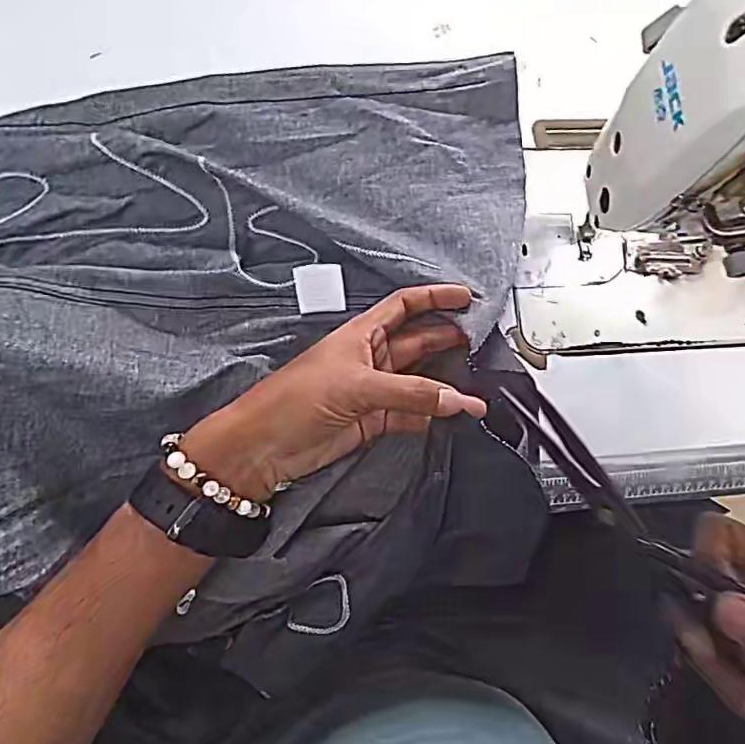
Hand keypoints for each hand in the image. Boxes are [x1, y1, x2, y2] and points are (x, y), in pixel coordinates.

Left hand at [180, 284, 487, 498]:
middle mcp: (369, 358)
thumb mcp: (356, 385)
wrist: (265, 446)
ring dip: (444, 383)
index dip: (435, 298)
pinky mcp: (373, 420)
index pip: (405, 305)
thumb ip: (411, 393)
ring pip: (419, 380)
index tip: (465, 298)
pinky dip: (432, 414)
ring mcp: (373, 390)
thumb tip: (455, 398)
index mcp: (360, 334)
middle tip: (479, 343)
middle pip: (419, 340)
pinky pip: (412, 413)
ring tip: (474, 384)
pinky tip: (450, 414)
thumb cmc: (291, 400)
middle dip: (448, 339)